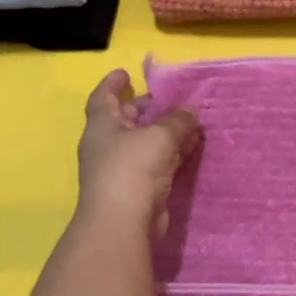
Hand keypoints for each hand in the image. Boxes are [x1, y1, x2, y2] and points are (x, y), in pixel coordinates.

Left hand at [76, 69, 200, 234]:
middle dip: (145, 108)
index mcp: (102, 127)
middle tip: (169, 98)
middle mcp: (108, 145)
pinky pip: (158, 161)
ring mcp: (123, 168)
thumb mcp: (160, 135)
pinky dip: (173, 152)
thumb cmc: (132, 168)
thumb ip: (178, 120)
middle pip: (125, 120)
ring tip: (189, 119)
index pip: (102, 99)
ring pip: (145, 141)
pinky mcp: (140, 188)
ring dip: (165, 131)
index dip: (112, 84)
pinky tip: (192, 146)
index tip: (125, 73)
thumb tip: (191, 112)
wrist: (124, 222)